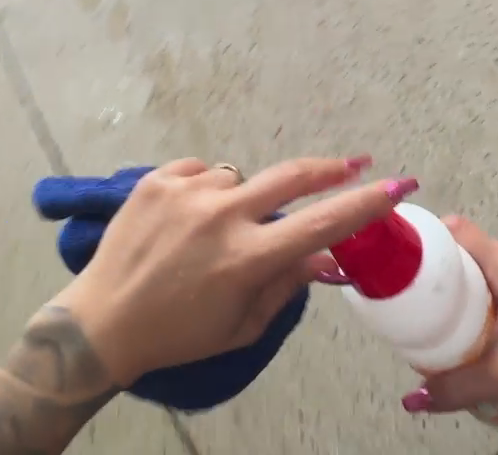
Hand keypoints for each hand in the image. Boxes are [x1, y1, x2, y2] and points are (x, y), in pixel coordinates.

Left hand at [52, 156, 415, 383]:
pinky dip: (204, 189)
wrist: (100, 323)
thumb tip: (327, 255)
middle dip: (330, 168)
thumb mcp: (240, 325)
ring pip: (238, 177)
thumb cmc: (178, 334)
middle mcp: (222, 217)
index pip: (321, 224)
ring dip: (241, 197)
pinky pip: (200, 170)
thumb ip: (287, 285)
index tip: (397, 184)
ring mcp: (187, 192)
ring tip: (216, 228)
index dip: (365, 204)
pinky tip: (188, 216)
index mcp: (246, 259)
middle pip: (292, 175)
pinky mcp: (157, 179)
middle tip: (352, 164)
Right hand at [402, 216, 497, 419]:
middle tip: (410, 292)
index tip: (402, 261)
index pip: (459, 230)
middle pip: (464, 243)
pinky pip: (490, 271)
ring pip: (477, 258)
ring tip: (429, 307)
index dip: (427, 238)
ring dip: (454, 277)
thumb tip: (411, 398)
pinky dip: (471, 285)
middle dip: (435, 264)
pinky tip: (460, 316)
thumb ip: (453, 386)